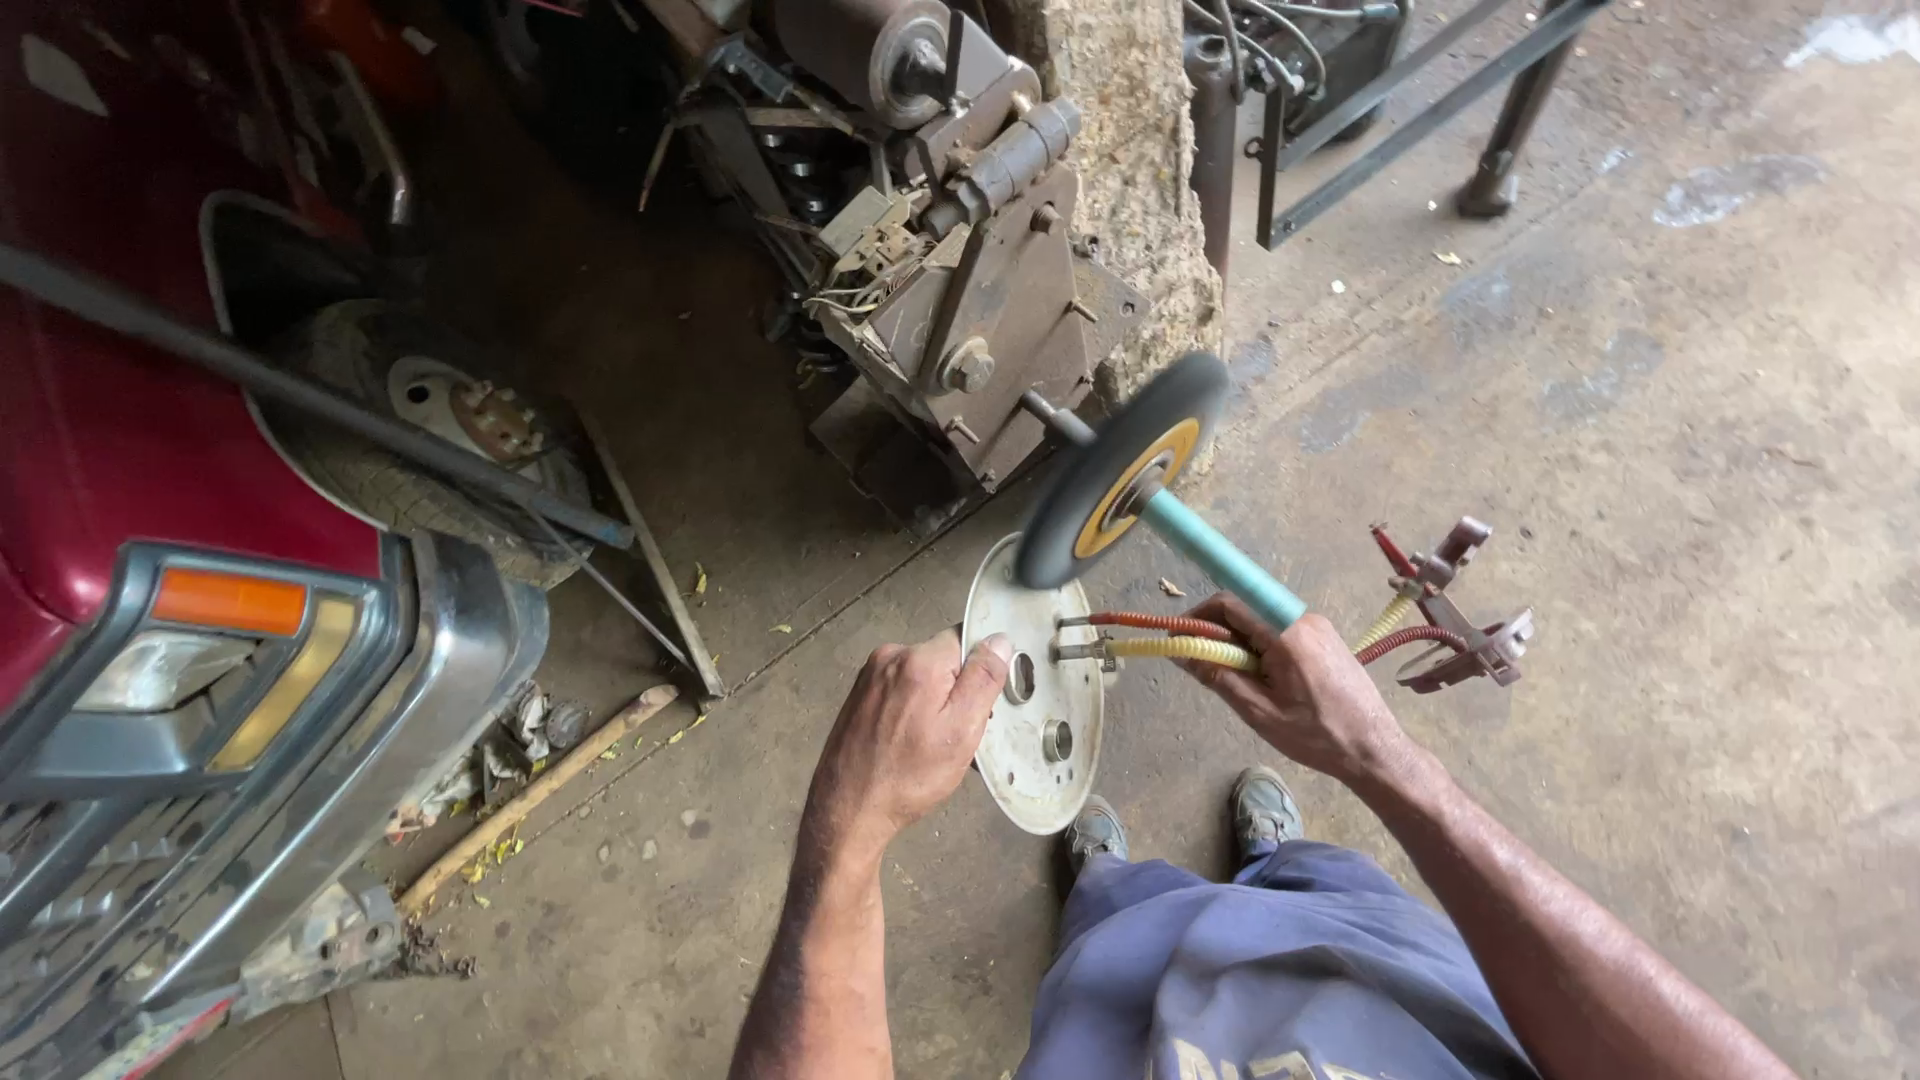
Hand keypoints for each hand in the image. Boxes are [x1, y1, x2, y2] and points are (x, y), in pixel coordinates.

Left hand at [802, 628, 1011, 861]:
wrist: (847, 809)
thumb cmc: (910, 775)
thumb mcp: (962, 731)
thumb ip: (983, 679)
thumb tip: (999, 640)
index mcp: (919, 659)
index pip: (966, 639)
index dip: (980, 671)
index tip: (980, 706)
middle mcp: (890, 655)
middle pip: (943, 658)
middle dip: (957, 689)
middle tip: (958, 733)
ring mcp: (870, 674)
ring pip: (922, 675)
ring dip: (935, 701)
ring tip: (933, 744)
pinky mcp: (859, 694)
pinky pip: (900, 688)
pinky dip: (912, 708)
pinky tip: (911, 742)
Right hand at [1178, 593, 1415, 786]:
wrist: (1376, 750)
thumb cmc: (1316, 736)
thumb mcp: (1259, 712)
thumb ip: (1217, 676)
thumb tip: (1180, 652)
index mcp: (1286, 633)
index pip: (1230, 603)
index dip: (1198, 616)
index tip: (1179, 638)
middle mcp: (1303, 619)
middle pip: (1245, 607)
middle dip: (1216, 630)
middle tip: (1201, 662)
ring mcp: (1317, 626)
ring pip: (1262, 618)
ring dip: (1238, 638)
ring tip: (1232, 675)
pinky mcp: (1325, 637)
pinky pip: (1279, 628)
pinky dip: (1259, 643)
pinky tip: (1260, 674)